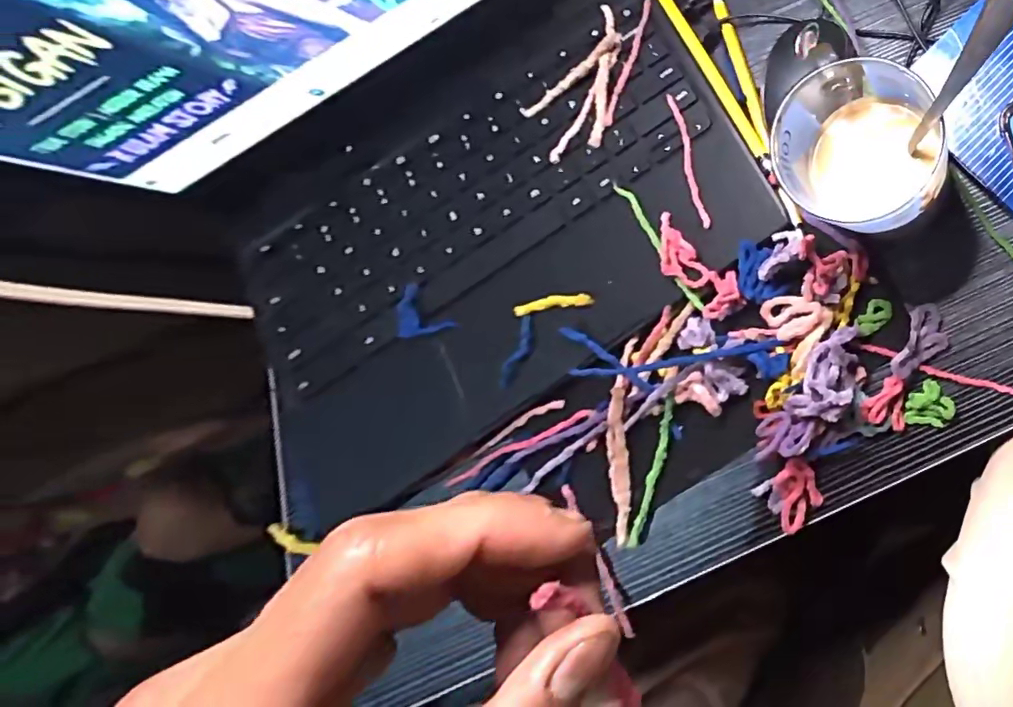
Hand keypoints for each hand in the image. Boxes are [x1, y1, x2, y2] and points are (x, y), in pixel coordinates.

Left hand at [124, 492, 620, 706]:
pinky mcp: (274, 673)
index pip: (367, 559)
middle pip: (398, 547)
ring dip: (500, 576)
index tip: (579, 550)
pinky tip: (504, 630)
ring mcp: (243, 666)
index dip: (486, 531)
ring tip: (552, 630)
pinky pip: (390, 596)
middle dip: (512, 554)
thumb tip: (600, 632)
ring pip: (403, 562)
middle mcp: (220, 671)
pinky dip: (467, 598)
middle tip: (582, 599)